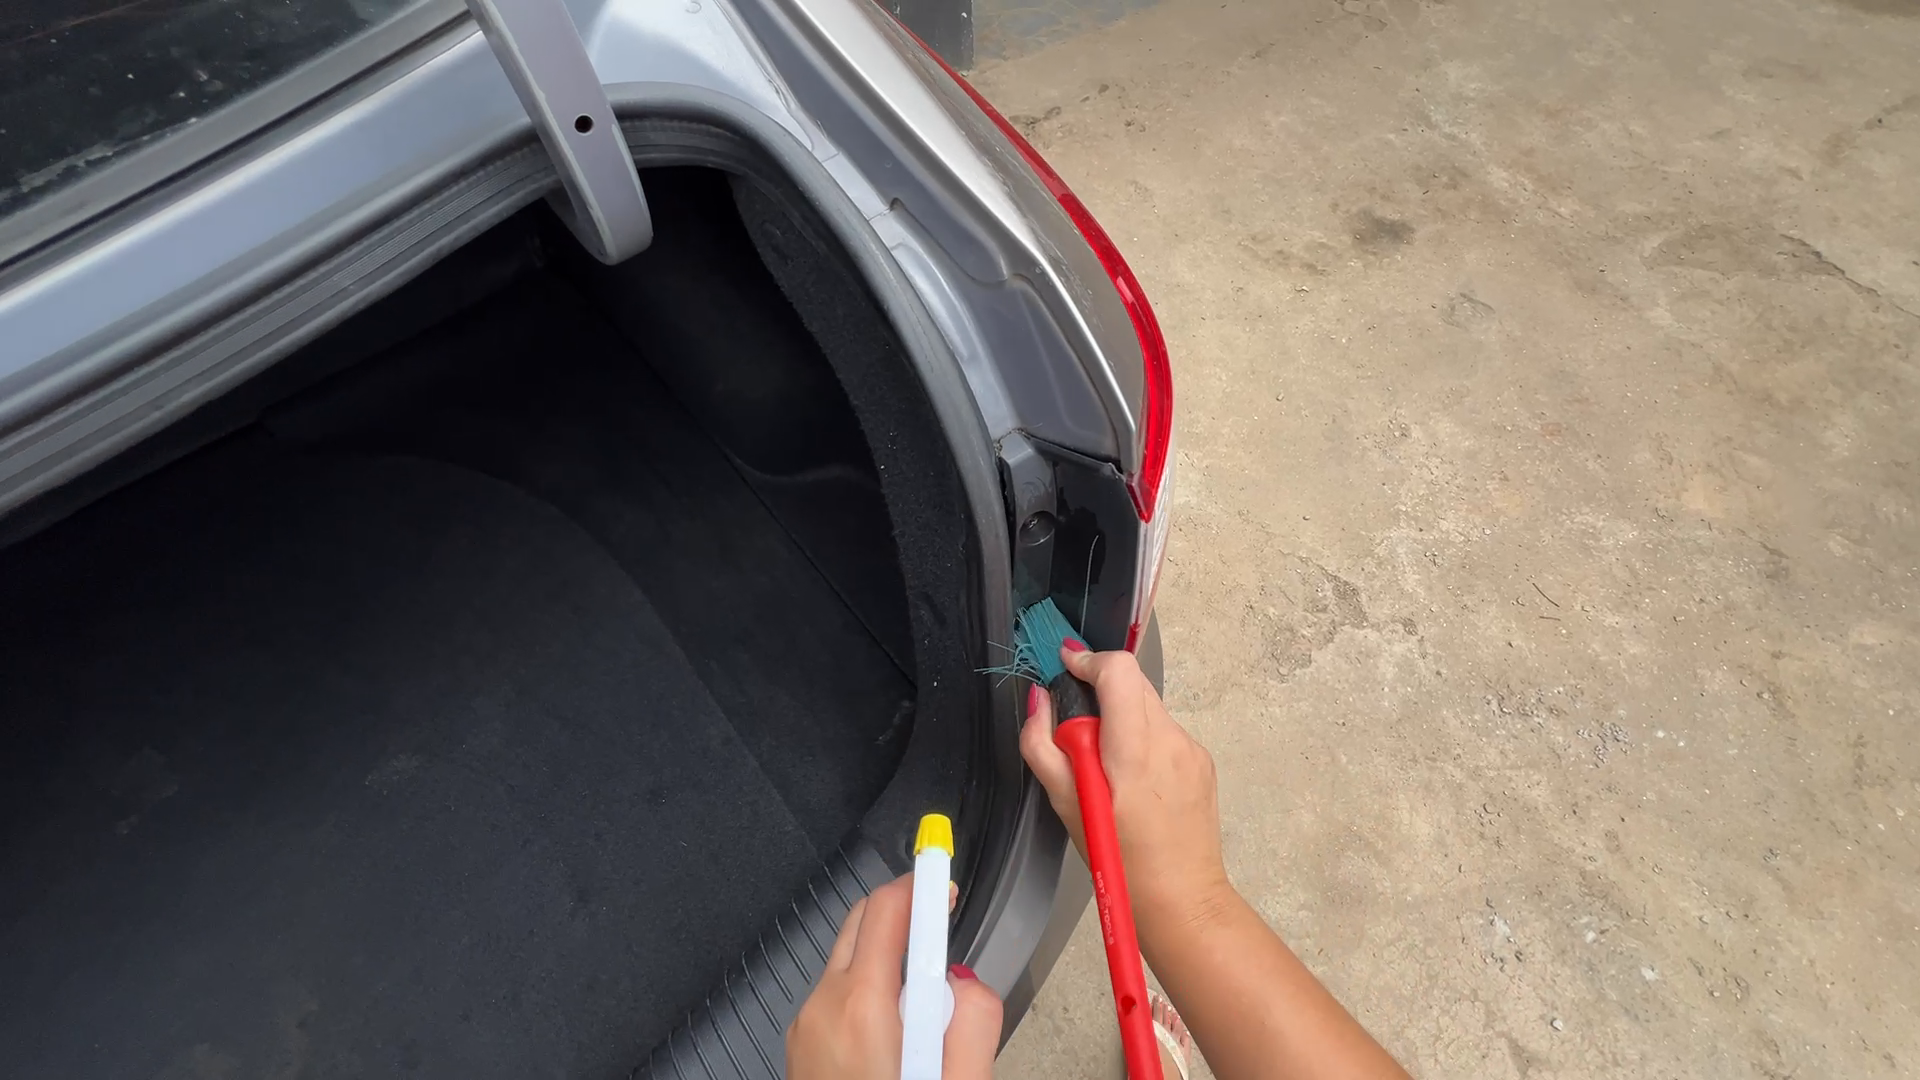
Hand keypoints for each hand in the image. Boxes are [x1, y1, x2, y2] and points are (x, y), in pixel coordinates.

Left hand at [786, 873, 1002, 1079]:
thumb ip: (974, 1019)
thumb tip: (965, 980)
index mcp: (860, 1007)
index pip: (889, 908)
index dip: (924, 884)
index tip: (945, 871)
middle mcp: (822, 1006)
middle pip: (863, 919)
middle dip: (904, 913)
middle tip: (944, 940)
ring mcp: (804, 1027)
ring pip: (851, 955)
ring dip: (889, 955)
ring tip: (924, 1013)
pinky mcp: (800, 1047)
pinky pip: (839, 989)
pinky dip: (869, 985)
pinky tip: (896, 1036)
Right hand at [1019, 644, 1234, 938]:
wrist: (1182, 899)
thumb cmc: (1118, 857)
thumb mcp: (1064, 803)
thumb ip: (1041, 744)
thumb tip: (1038, 699)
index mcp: (1134, 749)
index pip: (1118, 671)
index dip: (1087, 659)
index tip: (1065, 663)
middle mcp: (1169, 739)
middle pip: (1133, 681)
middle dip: (1101, 687)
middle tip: (1077, 723)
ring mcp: (1191, 749)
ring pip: (1148, 704)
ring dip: (1121, 714)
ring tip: (1104, 761)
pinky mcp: (1202, 760)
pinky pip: (1164, 729)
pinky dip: (1142, 735)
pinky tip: (1133, 776)